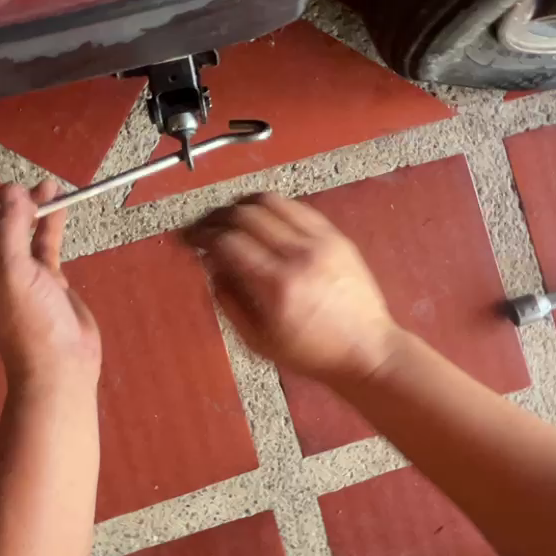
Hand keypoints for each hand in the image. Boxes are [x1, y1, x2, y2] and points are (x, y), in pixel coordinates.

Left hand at [0, 181, 100, 389]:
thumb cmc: (29, 322)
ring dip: (31, 207)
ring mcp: (20, 272)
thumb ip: (10, 228)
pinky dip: (51, 222)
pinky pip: (44, 242)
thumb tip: (12, 189)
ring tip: (49, 187)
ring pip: (20, 230)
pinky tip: (61, 203)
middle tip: (24, 193)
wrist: (61, 364)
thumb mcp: (13, 272)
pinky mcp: (46, 277)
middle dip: (3, 201)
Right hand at [185, 192, 403, 383]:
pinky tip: (261, 217)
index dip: (202, 236)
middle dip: (216, 217)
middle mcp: (298, 255)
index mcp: (277, 286)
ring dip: (241, 205)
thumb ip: (229, 301)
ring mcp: (321, 241)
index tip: (189, 239)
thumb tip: (211, 265)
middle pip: (245, 215)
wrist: (366, 349)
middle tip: (203, 226)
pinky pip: (297, 207)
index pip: (228, 242)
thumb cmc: (309, 353)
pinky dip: (272, 207)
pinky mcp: (336, 236)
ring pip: (270, 202)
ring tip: (228, 217)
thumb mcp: (258, 340)